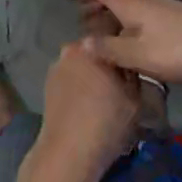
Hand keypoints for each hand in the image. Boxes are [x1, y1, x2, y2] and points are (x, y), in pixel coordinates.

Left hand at [37, 40, 143, 173]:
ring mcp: (56, 64)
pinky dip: (79, 83)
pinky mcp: (48, 81)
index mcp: (91, 47)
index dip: (123, 42)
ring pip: (81, 62)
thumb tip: (131, 64)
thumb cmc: (107, 123)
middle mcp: (70, 48)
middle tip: (121, 81)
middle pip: (94, 48)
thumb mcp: (134, 100)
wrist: (69, 149)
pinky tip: (86, 102)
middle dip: (107, 60)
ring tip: (104, 95)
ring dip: (92, 71)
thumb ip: (133, 74)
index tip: (133, 54)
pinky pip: (69, 75)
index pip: (110, 32)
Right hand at [64, 0, 181, 85]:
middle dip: (92, 5)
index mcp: (128, 2)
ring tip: (104, 38)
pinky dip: (128, 27)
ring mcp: (162, 10)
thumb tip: (80, 43)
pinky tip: (135, 49)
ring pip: (127, 9)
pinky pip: (141, 19)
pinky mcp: (178, 23)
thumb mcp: (141, 56)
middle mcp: (142, 0)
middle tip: (80, 20)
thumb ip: (109, 50)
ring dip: (111, 18)